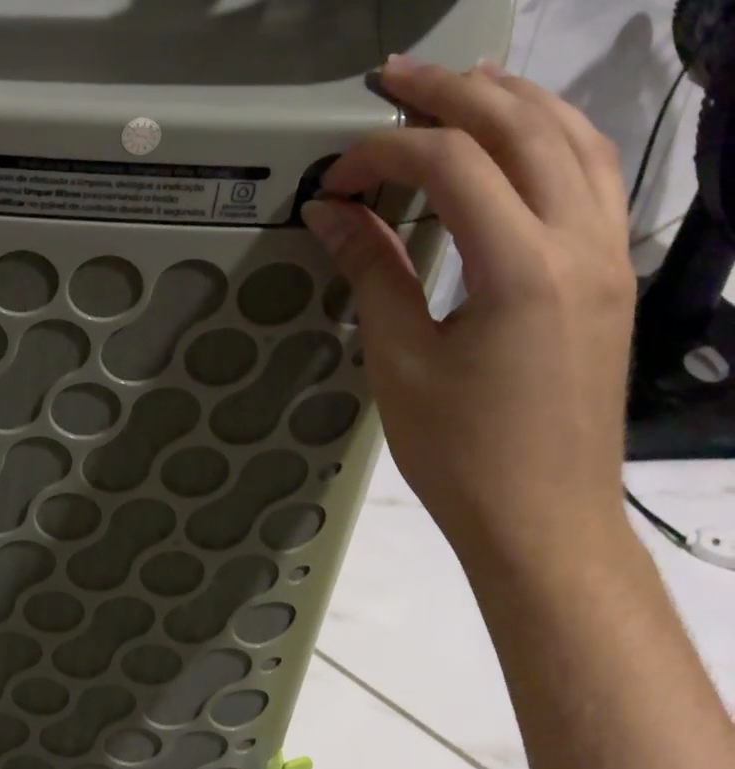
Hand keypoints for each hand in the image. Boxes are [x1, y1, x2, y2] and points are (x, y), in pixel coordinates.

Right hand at [303, 56, 637, 568]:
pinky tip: (514, 141)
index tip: (334, 176)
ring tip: (455, 86)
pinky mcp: (613, 271)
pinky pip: (593, 177)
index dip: (386, 152)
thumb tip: (334, 213)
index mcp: (521, 266)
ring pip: (575, 139)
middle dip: (455, 92)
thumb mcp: (399, 360)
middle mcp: (582, 240)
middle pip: (526, 128)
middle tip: (392, 79)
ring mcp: (611, 252)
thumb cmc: (458, 448)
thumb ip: (373, 273)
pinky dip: (550, 140)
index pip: (455, 164)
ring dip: (513, 102)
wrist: (543, 511)